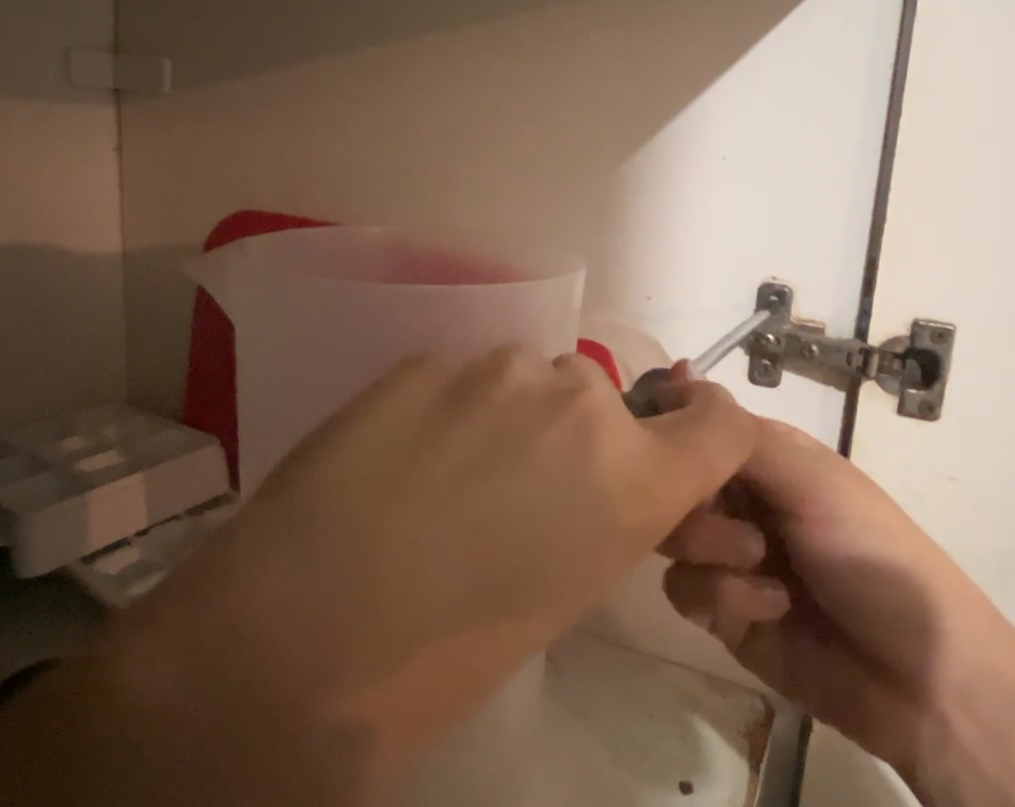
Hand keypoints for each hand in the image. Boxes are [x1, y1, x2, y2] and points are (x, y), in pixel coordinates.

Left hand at [0, 348, 758, 806]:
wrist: (298, 635)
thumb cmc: (447, 655)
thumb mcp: (564, 596)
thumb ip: (603, 518)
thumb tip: (600, 488)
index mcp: (631, 477)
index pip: (717, 425)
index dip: (701, 436)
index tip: (674, 451)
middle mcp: (576, 401)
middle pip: (604, 400)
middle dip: (576, 437)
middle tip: (519, 493)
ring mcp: (492, 370)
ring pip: (528, 381)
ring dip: (510, 418)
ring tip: (448, 477)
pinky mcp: (420, 360)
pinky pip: (462, 379)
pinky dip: (450, 411)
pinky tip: (400, 460)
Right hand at [661, 410, 1014, 805]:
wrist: (921, 676)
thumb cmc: (874, 554)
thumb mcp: (812, 480)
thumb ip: (737, 435)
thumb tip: (676, 376)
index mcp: (766, 459)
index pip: (696, 428)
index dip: (671, 429)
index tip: (649, 437)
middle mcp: (742, 502)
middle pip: (670, 484)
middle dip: (688, 502)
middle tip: (728, 521)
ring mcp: (729, 559)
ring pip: (668, 537)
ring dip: (708, 550)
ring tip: (758, 566)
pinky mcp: (723, 614)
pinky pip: (683, 591)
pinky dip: (721, 596)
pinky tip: (770, 609)